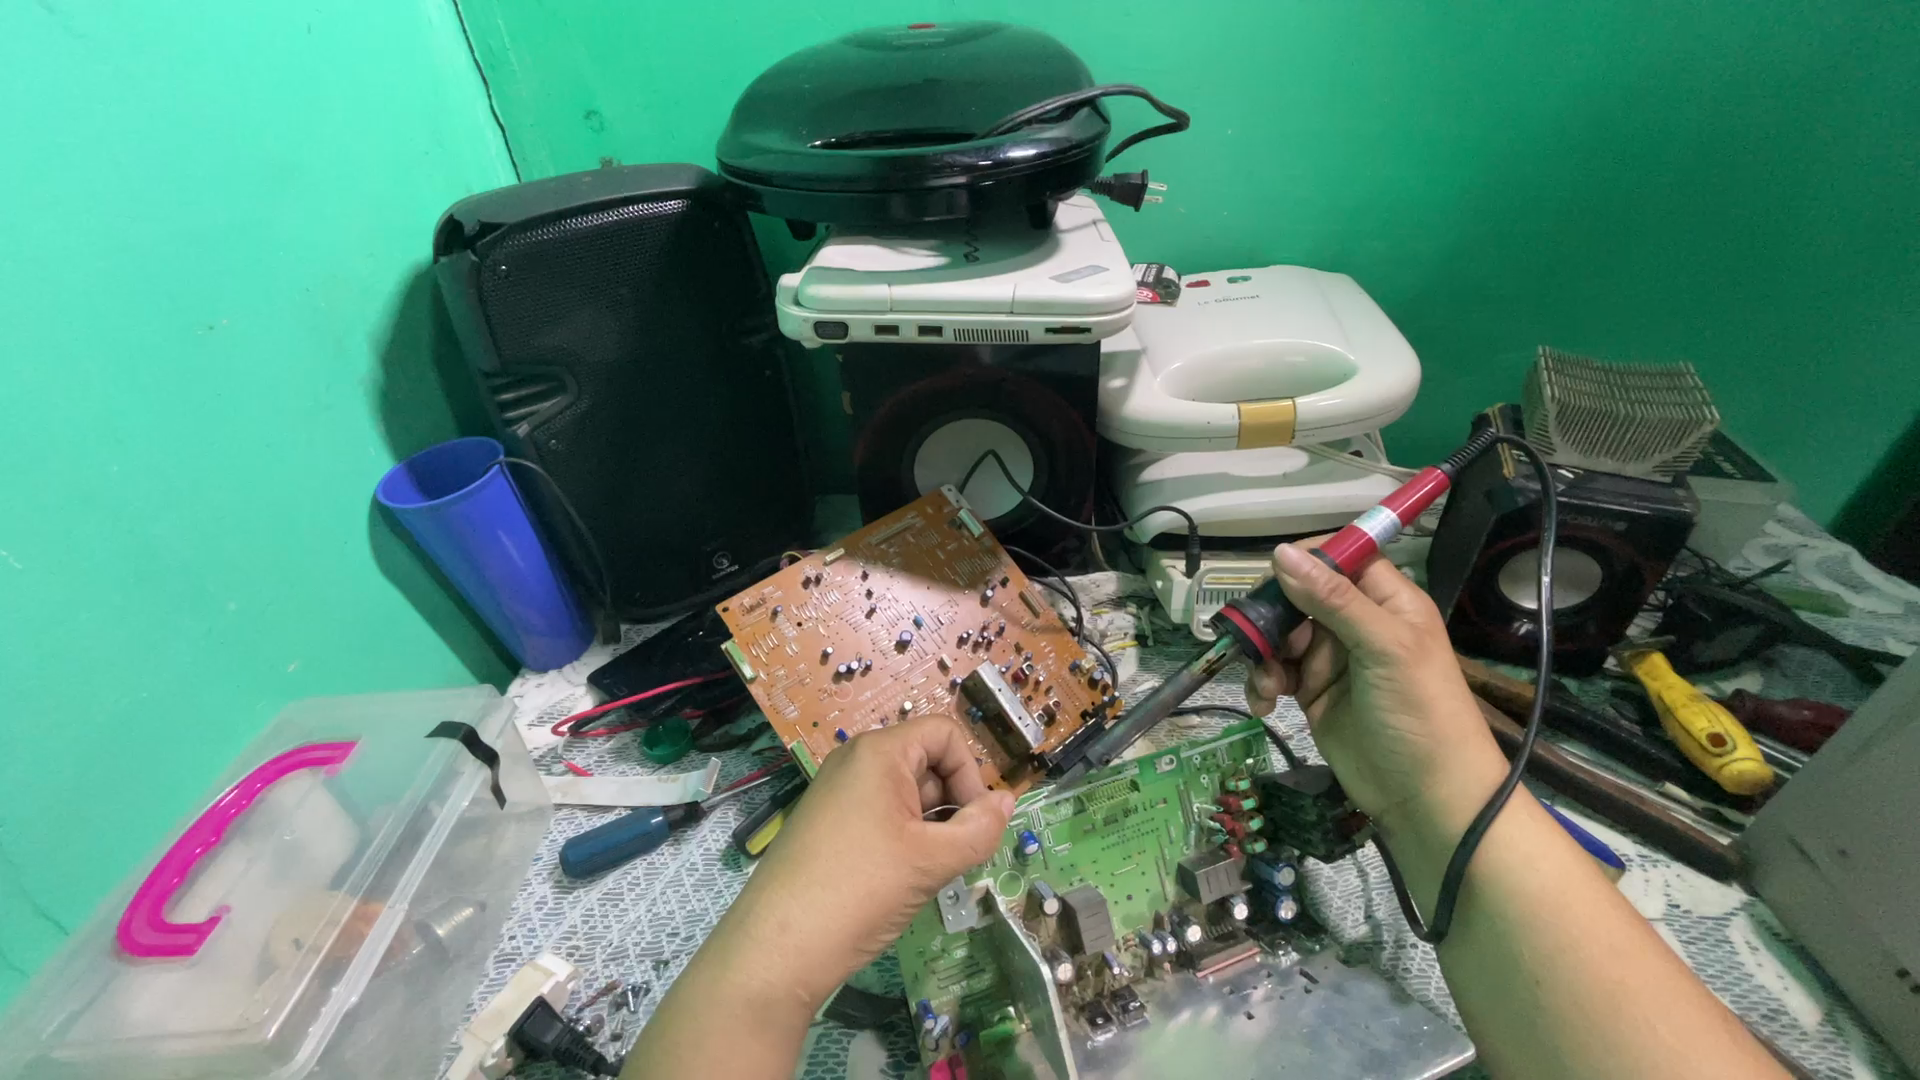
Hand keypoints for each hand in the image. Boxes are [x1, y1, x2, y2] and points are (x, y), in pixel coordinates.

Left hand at [712, 717, 1014, 1007]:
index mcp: (879, 752)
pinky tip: (901, 881)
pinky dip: (903, 839)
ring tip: (929, 873)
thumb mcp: (932, 860)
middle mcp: (856, 761)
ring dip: (930, 826)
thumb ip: (980, 829)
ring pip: (905, 794)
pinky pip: (881, 815)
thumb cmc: (860, 889)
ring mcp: (838, 794)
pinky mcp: (828, 825)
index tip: (975, 822)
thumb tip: (1007, 802)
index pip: (944, 733)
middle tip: (955, 855)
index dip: (970, 772)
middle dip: (951, 803)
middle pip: (926, 762)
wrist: (777, 950)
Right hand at [1243, 541, 1508, 852]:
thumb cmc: (1419, 712)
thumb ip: (1333, 600)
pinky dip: (1262, 682)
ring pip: (1279, 634)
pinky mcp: (1310, 690)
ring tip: (1269, 683)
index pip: (1341, 558)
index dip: (1307, 560)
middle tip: (1257, 637)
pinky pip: (1274, 670)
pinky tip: (1265, 702)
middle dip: (1272, 615)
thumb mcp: (1383, 648)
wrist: (1426, 797)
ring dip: (1264, 654)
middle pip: (1298, 595)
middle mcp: (1356, 623)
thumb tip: (1280, 552)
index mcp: (1385, 602)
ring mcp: (1330, 657)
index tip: (1273, 576)